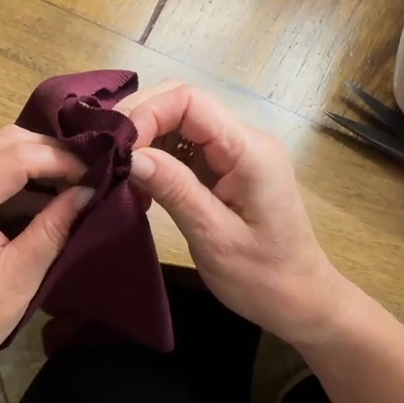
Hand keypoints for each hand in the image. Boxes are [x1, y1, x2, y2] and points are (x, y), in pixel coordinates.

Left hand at [0, 125, 93, 384]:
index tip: (99, 172)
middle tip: (95, 171)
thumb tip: (92, 188)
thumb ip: (54, 227)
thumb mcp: (21, 275)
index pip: (15, 157)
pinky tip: (56, 192)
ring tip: (81, 180)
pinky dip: (27, 175)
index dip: (61, 158)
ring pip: (1, 150)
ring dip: (42, 160)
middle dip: (54, 152)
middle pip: (7, 142)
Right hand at [117, 81, 352, 343]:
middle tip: (103, 155)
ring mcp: (234, 152)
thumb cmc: (263, 277)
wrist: (300, 301)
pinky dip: (154, 158)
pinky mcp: (224, 168)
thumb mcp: (214, 237)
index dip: (146, 113)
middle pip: (181, 103)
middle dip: (138, 121)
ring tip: (114, 171)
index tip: (115, 148)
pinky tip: (136, 184)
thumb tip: (129, 153)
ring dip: (142, 140)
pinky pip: (183, 146)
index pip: (189, 101)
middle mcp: (244, 139)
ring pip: (178, 122)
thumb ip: (174, 189)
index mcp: (249, 150)